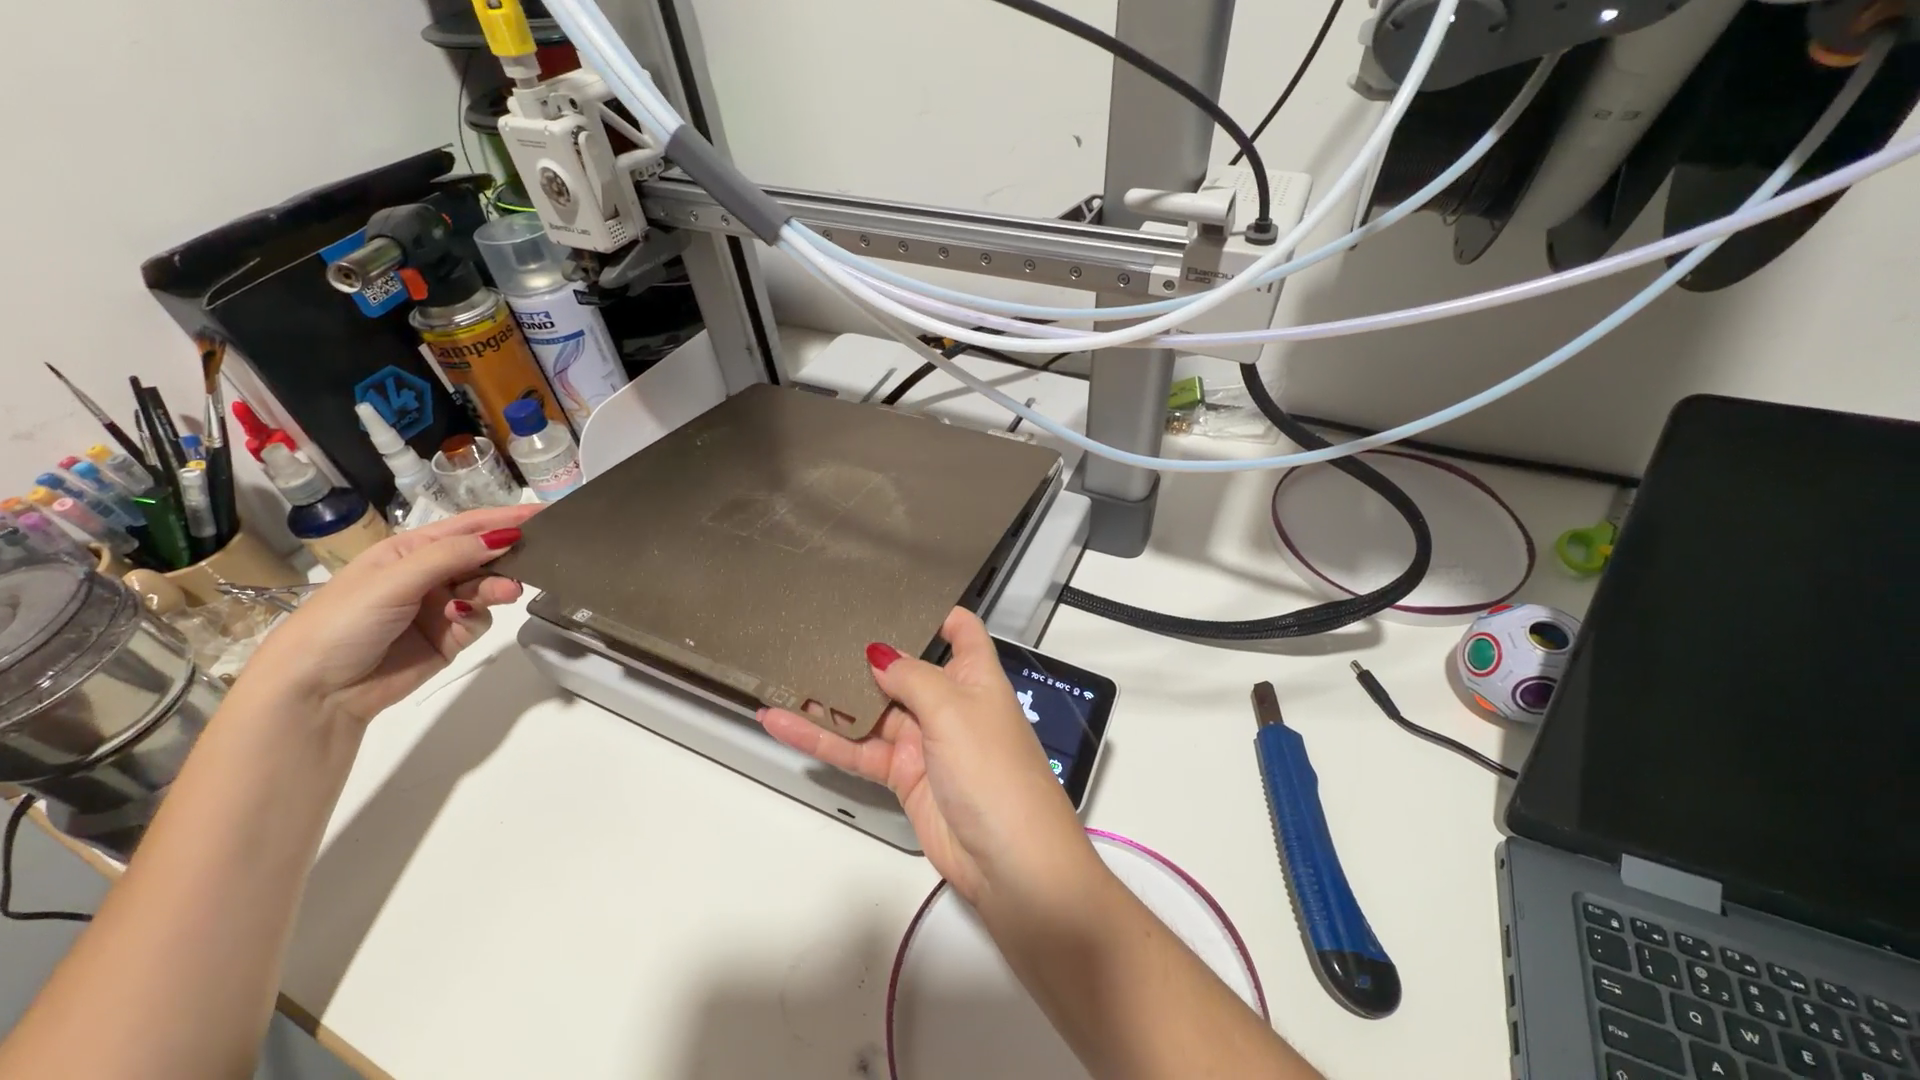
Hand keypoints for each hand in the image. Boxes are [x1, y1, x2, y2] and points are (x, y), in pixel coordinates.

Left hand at [235, 505, 539, 725]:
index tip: (544, 514)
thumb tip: (505, 536)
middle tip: (534, 559)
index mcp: (406, 552)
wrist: (316, 692)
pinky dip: (478, 617)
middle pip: (481, 558)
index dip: (503, 519)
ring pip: (485, 589)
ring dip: (497, 587)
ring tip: (506, 593)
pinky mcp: (449, 640)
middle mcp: (426, 576)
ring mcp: (438, 608)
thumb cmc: (343, 622)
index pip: (464, 528)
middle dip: (505, 557)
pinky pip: (479, 620)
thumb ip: (451, 556)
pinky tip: (463, 619)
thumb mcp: (393, 580)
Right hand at [759, 608, 1100, 910]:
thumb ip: (911, 676)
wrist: (1008, 860)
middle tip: (813, 629)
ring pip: (872, 711)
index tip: (892, 592)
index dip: (934, 611)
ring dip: (832, 698)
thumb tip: (877, 652)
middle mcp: (950, 703)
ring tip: (782, 675)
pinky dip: (823, 739)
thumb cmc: (994, 771)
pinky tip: (784, 725)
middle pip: (903, 669)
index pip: (960, 631)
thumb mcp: (954, 709)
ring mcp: (925, 741)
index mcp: (976, 676)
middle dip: (865, 653)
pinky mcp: (903, 776)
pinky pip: (858, 750)